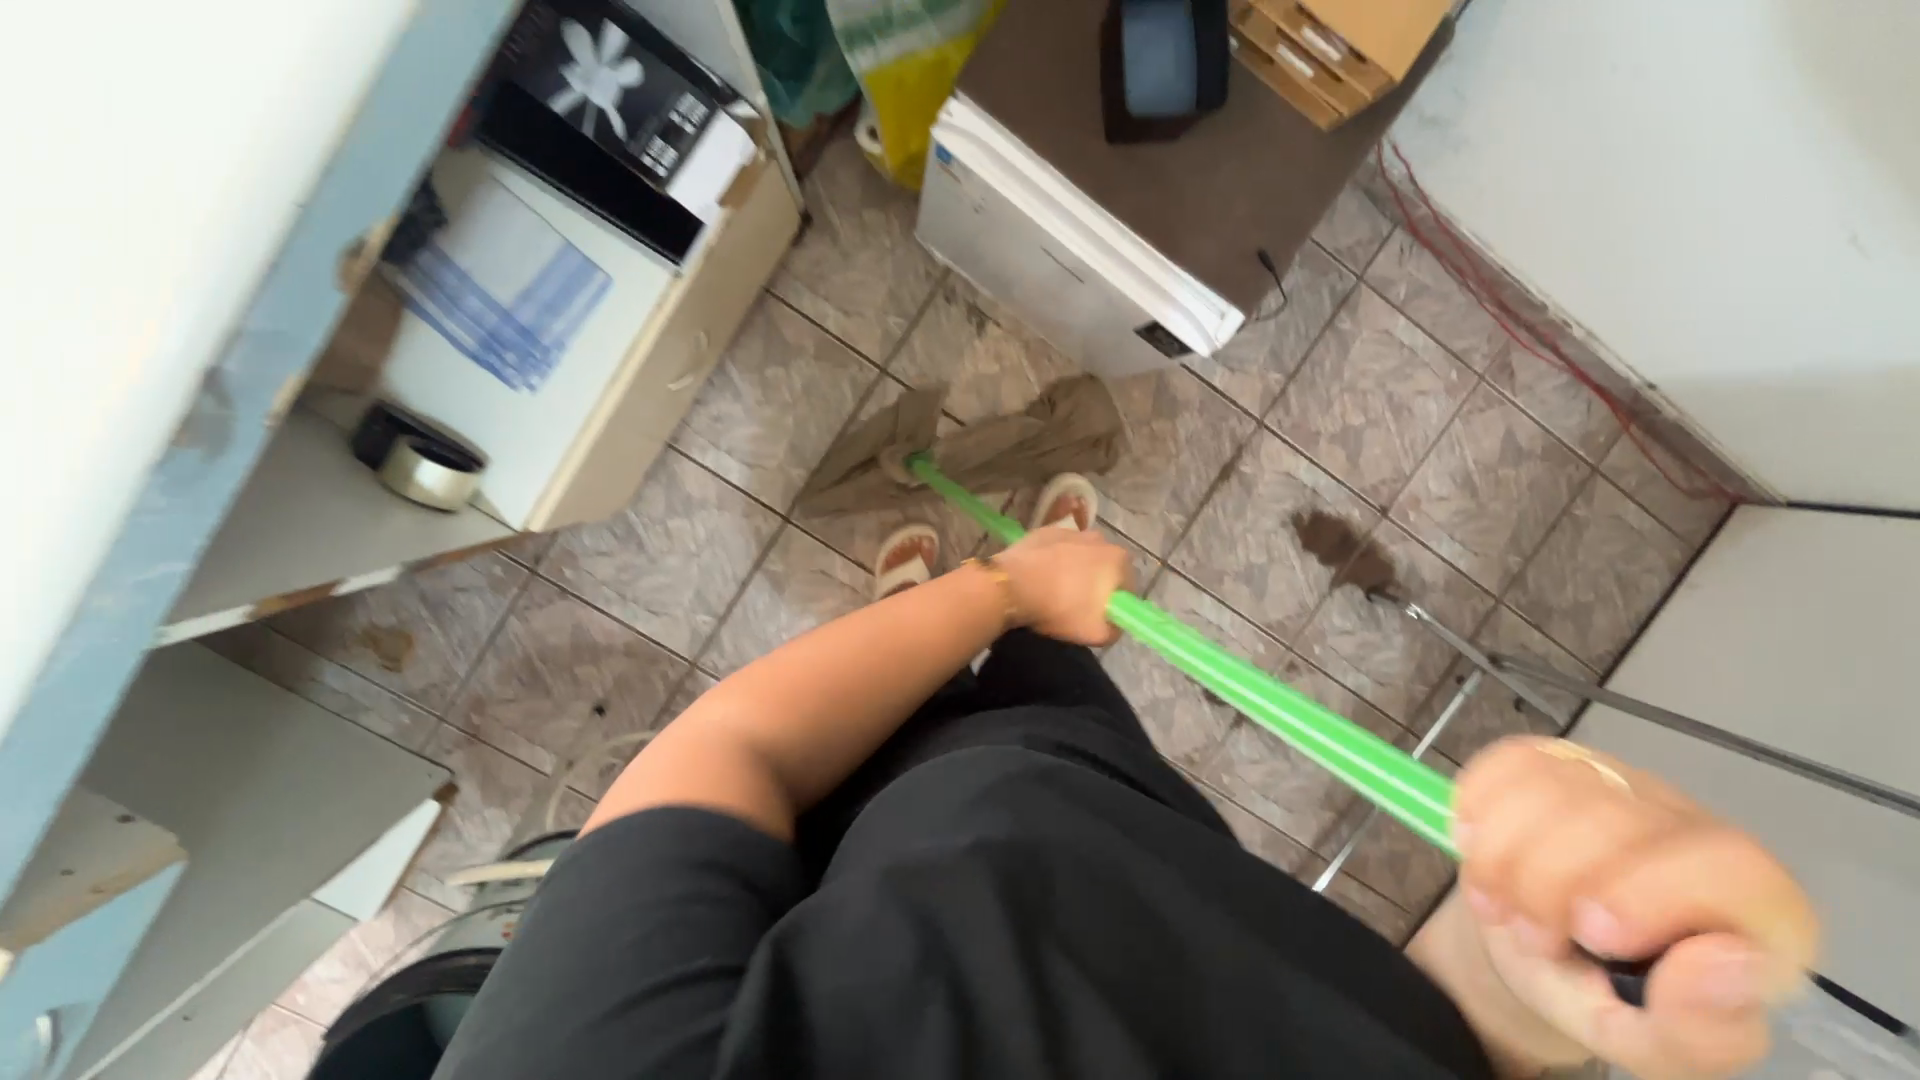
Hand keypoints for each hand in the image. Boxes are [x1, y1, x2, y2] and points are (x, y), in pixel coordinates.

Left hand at [993, 528, 1133, 645]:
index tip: (1099, 617)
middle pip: (1105, 568)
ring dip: (1074, 571)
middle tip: (1077, 606)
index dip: (1116, 605)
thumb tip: (1113, 622)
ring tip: (1054, 592)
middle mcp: (1100, 538)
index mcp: (1119, 559)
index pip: (1128, 586)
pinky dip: (1053, 562)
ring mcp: (1071, 531)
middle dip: (1096, 585)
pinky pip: (1057, 550)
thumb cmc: (1060, 608)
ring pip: (1081, 557)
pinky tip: (1040, 578)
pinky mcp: (1045, 530)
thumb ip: (1116, 629)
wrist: (1012, 585)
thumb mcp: (1097, 635)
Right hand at [1452, 736, 1818, 1079]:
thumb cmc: (1608, 999)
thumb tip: (1727, 958)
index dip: (1649, 891)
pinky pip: (1510, 762)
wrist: (1540, 951)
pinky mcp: (1556, 761)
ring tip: (1500, 902)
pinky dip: (1477, 808)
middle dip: (1546, 880)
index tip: (1591, 934)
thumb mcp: (1655, 1047)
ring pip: (1551, 785)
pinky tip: (1476, 849)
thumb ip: (1701, 1028)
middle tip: (1531, 937)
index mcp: (1753, 903)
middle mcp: (1691, 828)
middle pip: (1614, 816)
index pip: (1724, 863)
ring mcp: (1620, 784)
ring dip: (1502, 852)